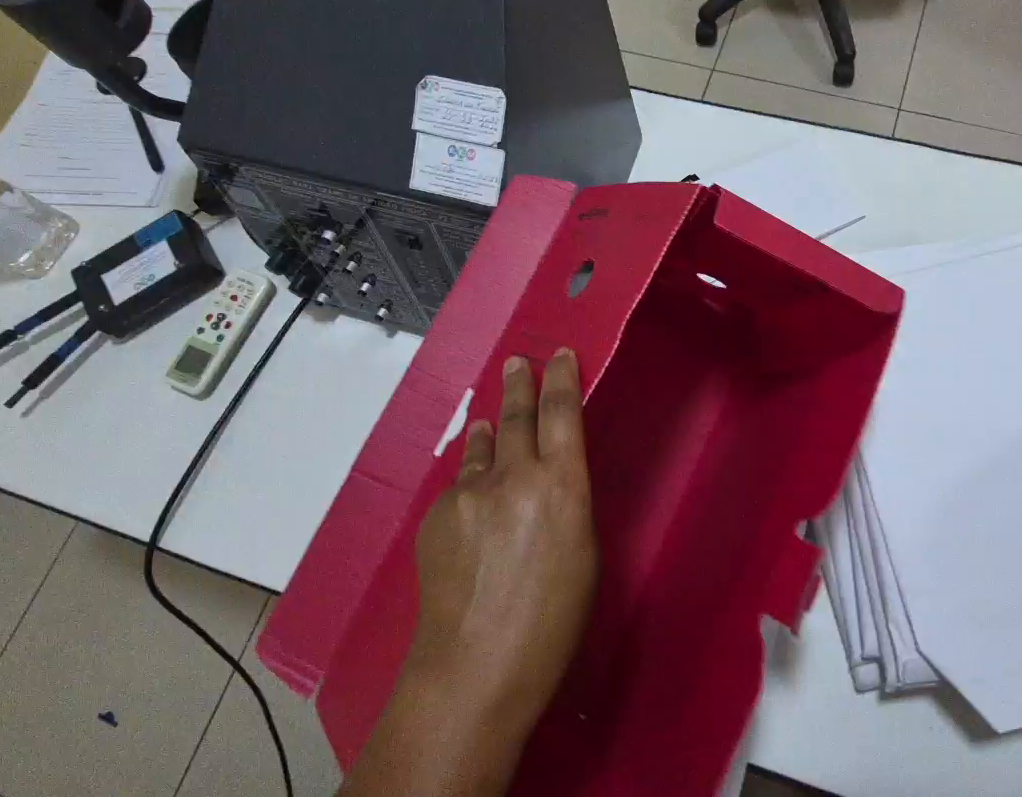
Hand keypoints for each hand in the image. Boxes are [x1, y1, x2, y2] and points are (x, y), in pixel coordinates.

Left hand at [406, 348, 598, 737]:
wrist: (475, 666)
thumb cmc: (553, 621)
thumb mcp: (583, 554)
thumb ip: (566, 503)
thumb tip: (549, 479)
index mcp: (561, 486)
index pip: (563, 413)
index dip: (563, 379)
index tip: (562, 355)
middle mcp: (514, 476)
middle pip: (518, 415)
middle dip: (520, 384)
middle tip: (518, 362)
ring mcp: (469, 493)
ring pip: (482, 447)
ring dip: (491, 431)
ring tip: (490, 420)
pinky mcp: (437, 513)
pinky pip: (460, 487)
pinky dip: (471, 484)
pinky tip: (473, 507)